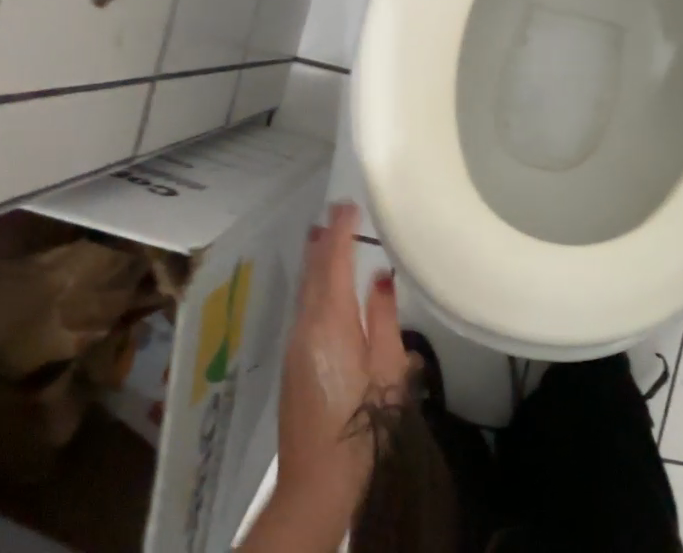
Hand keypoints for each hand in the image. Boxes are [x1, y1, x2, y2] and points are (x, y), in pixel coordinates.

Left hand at [255, 203, 408, 549]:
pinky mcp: (294, 362)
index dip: (339, 232)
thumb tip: (380, 277)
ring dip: (316, 260)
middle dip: (322, 240)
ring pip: (305, 291)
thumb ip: (383, 318)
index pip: (332, 264)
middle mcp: (305, 327)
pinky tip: (323, 281)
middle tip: (336, 210)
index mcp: (331, 323)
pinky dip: (313, 284)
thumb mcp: (388, 369)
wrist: (316, 479)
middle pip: (312, 274)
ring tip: (326, 234)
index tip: (348, 204)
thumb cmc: (363, 423)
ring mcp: (295, 345)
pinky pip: (304, 308)